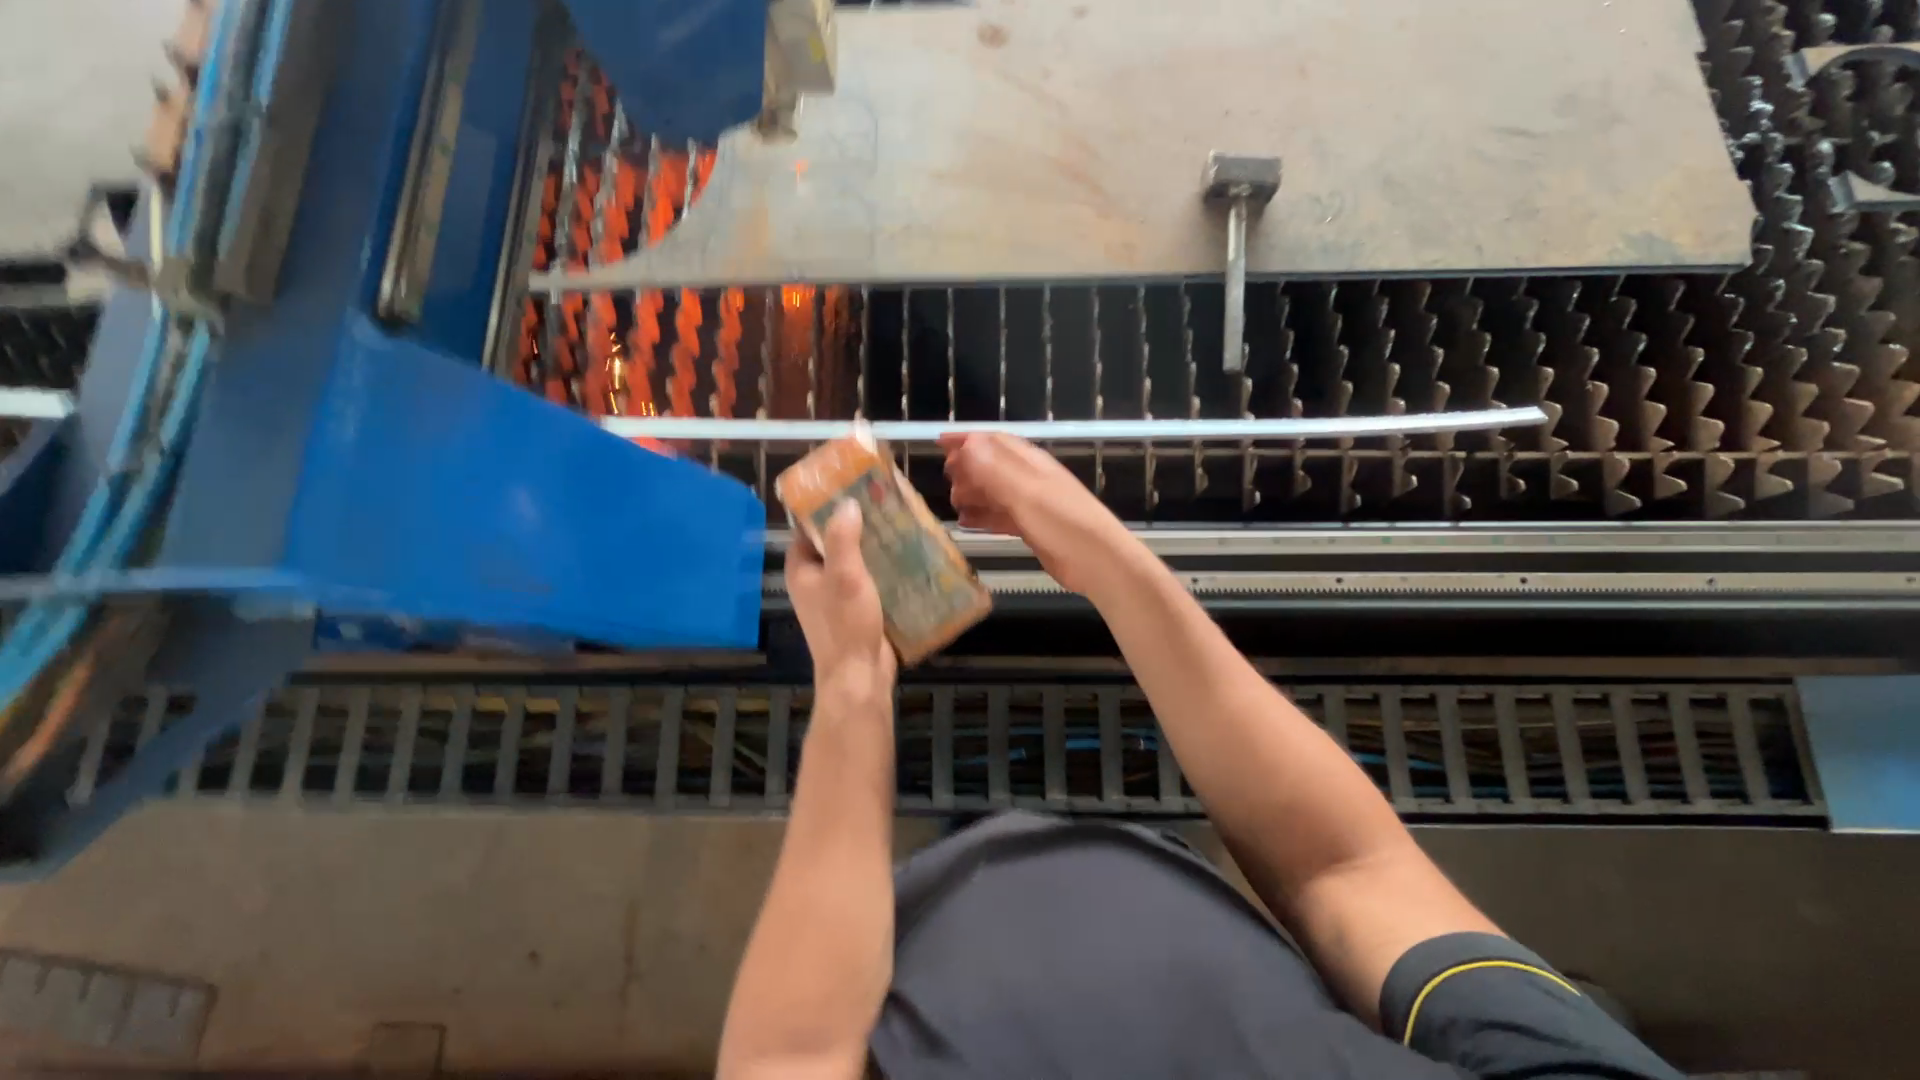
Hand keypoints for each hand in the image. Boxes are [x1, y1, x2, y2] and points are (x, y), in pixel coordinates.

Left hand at [787, 502, 896, 696]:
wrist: (860, 676)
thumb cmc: (846, 625)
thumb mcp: (844, 577)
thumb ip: (843, 539)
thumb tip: (847, 502)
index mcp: (802, 568)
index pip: (809, 525)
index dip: (827, 504)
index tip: (852, 484)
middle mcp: (815, 578)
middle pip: (835, 539)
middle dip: (857, 521)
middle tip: (884, 499)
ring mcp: (836, 594)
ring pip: (855, 558)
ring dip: (874, 542)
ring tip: (900, 519)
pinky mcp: (857, 607)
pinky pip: (870, 577)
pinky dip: (884, 565)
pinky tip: (906, 552)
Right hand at [940, 433, 1135, 594]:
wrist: (1098, 561)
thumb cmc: (1063, 523)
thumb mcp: (1025, 493)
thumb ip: (995, 470)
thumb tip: (967, 444)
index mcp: (1030, 463)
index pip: (993, 442)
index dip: (967, 440)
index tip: (939, 443)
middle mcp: (1030, 479)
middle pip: (992, 466)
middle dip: (967, 469)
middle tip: (945, 479)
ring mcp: (1032, 504)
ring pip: (995, 492)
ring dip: (973, 493)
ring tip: (952, 502)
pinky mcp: (1032, 528)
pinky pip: (1001, 516)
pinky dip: (983, 516)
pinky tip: (966, 523)